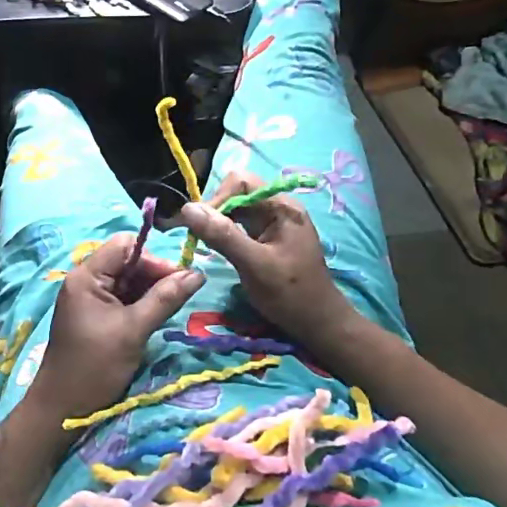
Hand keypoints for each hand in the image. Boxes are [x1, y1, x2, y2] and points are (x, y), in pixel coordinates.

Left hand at [28, 233, 205, 421]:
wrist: (61, 411)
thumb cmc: (94, 367)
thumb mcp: (134, 330)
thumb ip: (165, 299)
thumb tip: (197, 274)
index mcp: (86, 276)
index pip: (125, 246)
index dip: (153, 257)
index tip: (178, 279)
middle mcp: (85, 281)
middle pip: (127, 262)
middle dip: (155, 275)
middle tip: (181, 295)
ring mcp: (89, 299)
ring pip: (127, 281)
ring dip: (151, 291)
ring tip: (173, 306)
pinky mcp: (95, 316)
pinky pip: (123, 299)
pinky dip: (141, 304)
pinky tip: (157, 316)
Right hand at [179, 171, 353, 344]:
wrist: (319, 324)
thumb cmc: (291, 294)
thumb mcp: (254, 265)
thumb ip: (223, 235)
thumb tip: (187, 208)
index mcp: (281, 206)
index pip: (240, 182)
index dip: (216, 199)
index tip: (199, 226)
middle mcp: (277, 207)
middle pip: (236, 192)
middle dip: (214, 210)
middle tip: (199, 237)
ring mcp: (273, 222)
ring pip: (235, 208)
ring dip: (217, 222)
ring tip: (205, 243)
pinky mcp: (266, 237)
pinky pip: (239, 224)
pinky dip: (224, 232)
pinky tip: (218, 248)